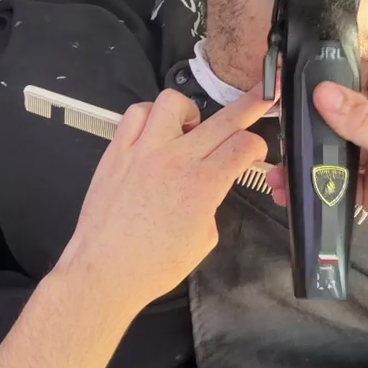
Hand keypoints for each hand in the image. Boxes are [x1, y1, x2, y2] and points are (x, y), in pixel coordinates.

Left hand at [53, 88, 270, 315]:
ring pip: (174, 102)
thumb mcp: (204, 239)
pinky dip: (150, 116)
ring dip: (190, 111)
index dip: (257, 144)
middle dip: (250, 105)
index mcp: (203, 185)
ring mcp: (144, 151)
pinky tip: (154, 131)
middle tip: (260, 95)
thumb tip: (210, 188)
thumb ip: (212, 203)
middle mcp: (175, 160)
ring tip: (189, 128)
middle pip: (224, 119)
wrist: (106, 271)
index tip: (255, 149)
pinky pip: (136, 114)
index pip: (243, 145)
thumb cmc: (153, 265)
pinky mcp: (117, 151)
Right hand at [269, 60, 367, 281]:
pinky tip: (289, 188)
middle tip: (279, 121)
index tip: (300, 78)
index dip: (339, 73)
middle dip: (315, 117)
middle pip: (349, 110)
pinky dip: (315, 182)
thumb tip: (321, 92)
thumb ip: (366, 123)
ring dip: (310, 153)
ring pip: (339, 145)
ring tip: (280, 166)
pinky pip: (337, 177)